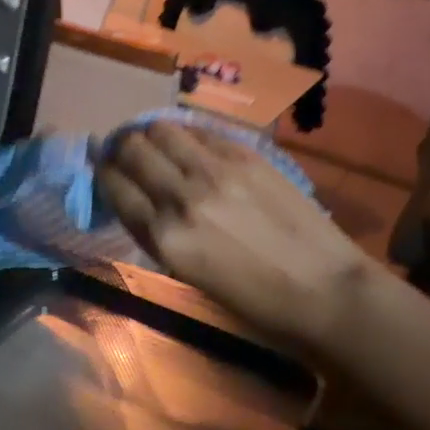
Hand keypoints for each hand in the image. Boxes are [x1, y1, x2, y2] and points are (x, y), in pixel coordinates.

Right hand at [96, 122, 371, 350]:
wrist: (327, 291)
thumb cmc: (256, 301)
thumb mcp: (189, 274)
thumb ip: (155, 232)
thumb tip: (133, 197)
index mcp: (164, 237)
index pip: (112, 184)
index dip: (102, 172)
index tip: (104, 168)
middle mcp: (181, 197)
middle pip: (130, 149)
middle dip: (120, 147)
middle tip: (125, 151)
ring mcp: (214, 171)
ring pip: (160, 129)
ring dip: (150, 133)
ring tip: (155, 142)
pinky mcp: (244, 155)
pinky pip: (199, 131)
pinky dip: (186, 134)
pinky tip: (191, 145)